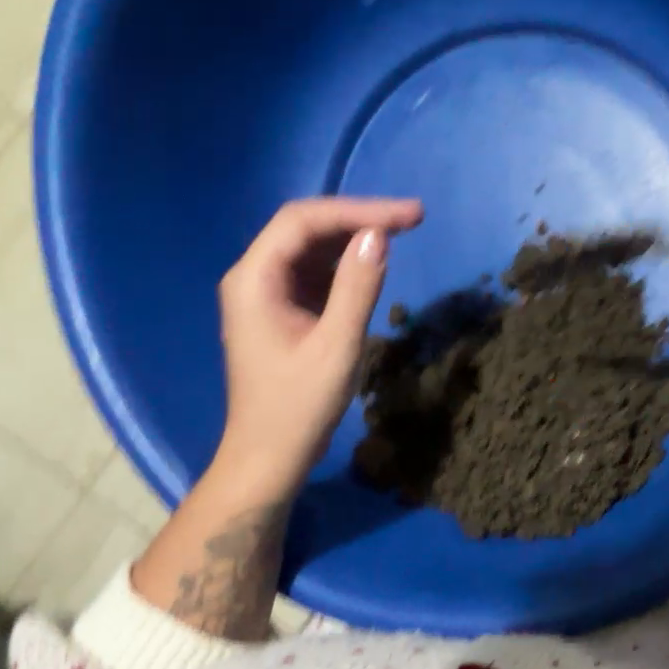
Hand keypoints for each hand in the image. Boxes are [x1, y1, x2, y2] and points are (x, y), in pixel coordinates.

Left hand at [213, 196, 423, 501]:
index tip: (410, 217)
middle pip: (306, 230)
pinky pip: (314, 278)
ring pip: (311, 252)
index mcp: (255, 279)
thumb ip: (357, 289)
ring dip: (353, 243)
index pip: (305, 221)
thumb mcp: (336, 347)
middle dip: (358, 221)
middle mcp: (254, 278)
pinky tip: (374, 271)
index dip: (359, 211)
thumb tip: (379, 237)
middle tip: (414, 221)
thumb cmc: (299, 407)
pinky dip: (345, 270)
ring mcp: (266, 297)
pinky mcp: (281, 316)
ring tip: (401, 238)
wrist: (269, 458)